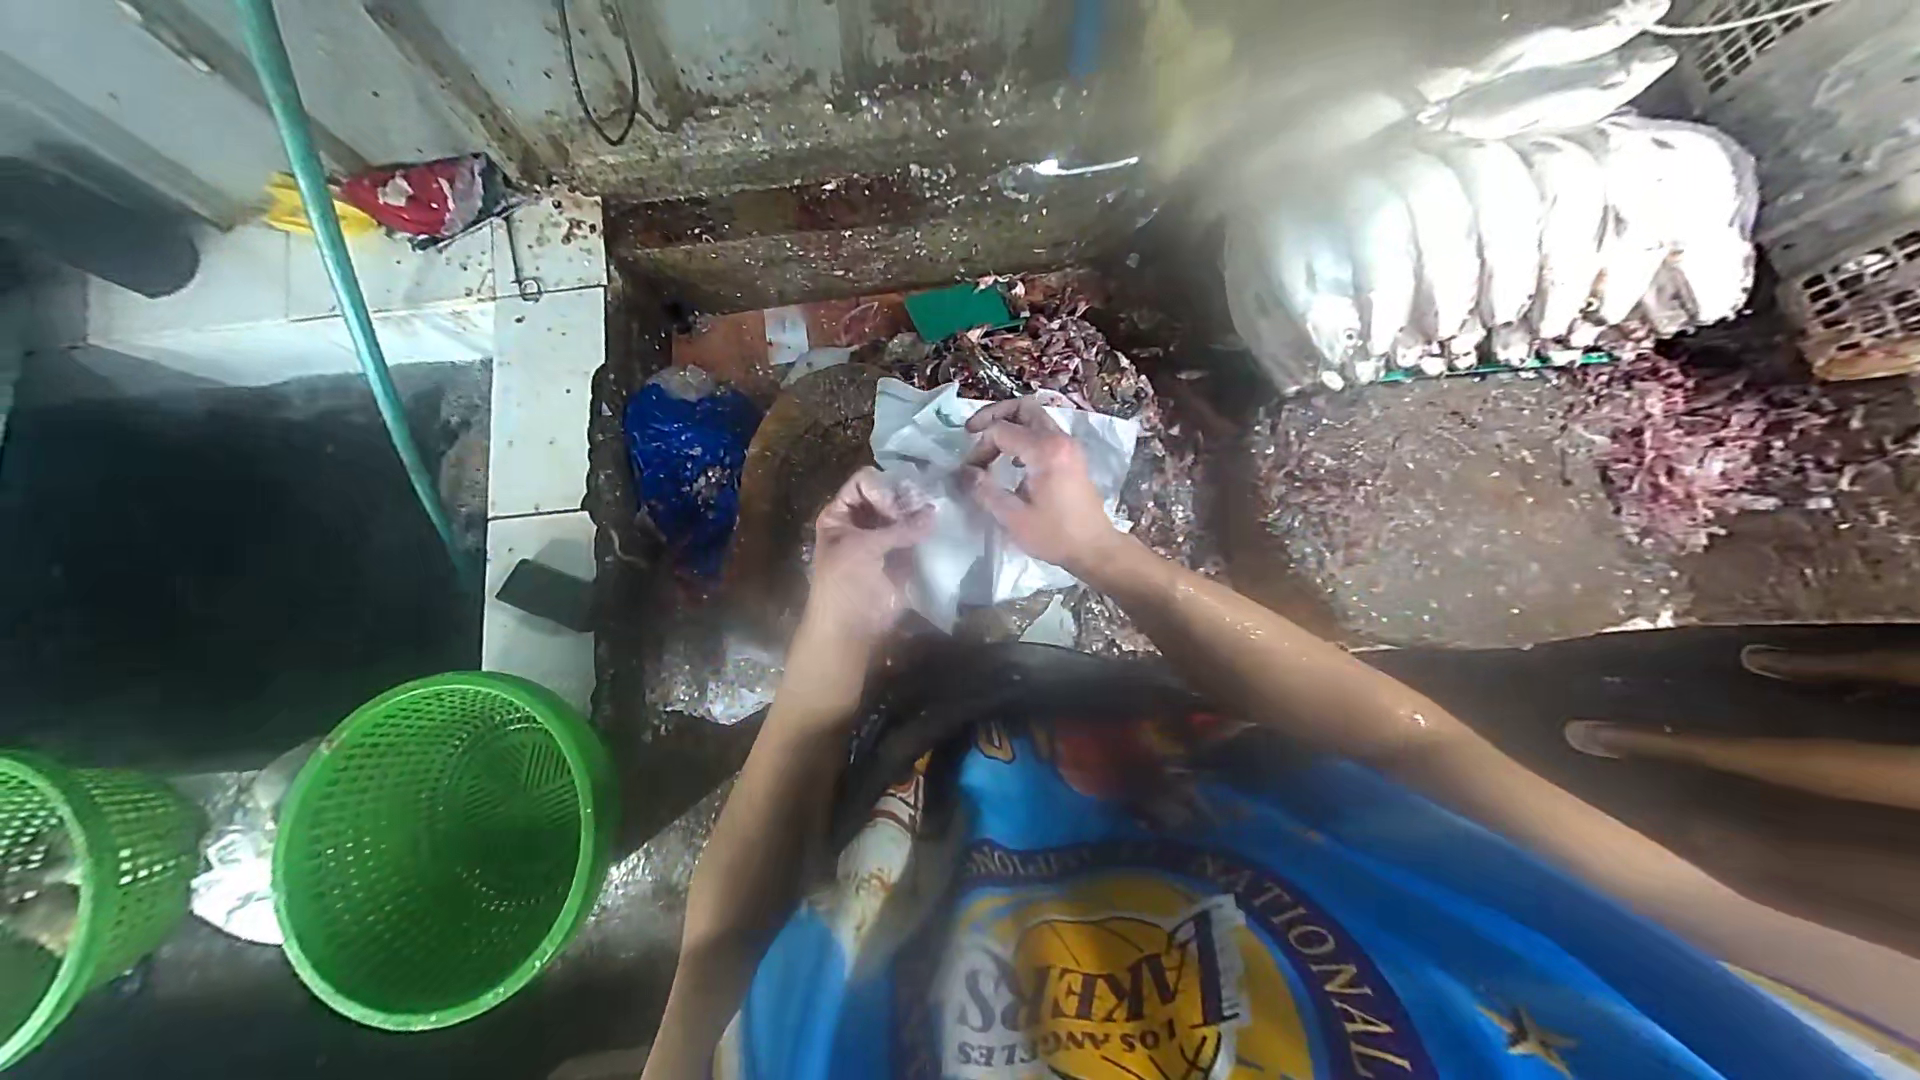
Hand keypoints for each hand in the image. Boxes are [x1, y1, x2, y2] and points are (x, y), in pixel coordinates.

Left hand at [804, 467, 934, 644]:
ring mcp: (884, 537)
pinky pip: (917, 533)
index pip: (863, 482)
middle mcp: (863, 520)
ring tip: (935, 514)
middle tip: (923, 505)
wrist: (851, 627)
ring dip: (919, 512)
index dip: (881, 488)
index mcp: (841, 514)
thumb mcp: (862, 549)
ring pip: (905, 513)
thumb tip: (934, 513)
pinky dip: (927, 529)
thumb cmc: (844, 584)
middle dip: (905, 497)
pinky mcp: (903, 554)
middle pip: (888, 494)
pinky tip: (939, 526)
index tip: (894, 509)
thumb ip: (898, 529)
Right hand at [961, 397, 1125, 574]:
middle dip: (993, 416)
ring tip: (989, 446)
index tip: (970, 471)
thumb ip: (984, 490)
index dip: (979, 448)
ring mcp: (1069, 445)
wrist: (1094, 548)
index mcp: (1045, 450)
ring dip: (1009, 425)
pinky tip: (1012, 459)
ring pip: (1034, 416)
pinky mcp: (1072, 455)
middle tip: (971, 431)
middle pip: (1022, 407)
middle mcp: (1059, 439)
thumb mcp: (1013, 517)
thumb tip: (964, 473)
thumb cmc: (1055, 535)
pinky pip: (1043, 431)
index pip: (1001, 431)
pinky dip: (1024, 435)